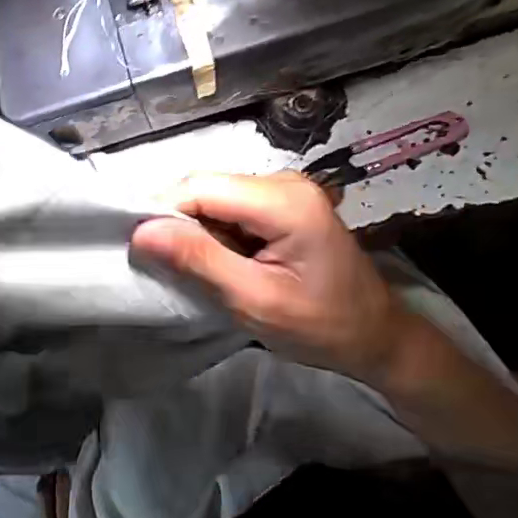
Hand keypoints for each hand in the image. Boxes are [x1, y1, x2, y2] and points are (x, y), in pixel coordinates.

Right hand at [131, 171, 411, 384]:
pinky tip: (220, 257)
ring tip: (194, 265)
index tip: (140, 246)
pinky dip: (214, 228)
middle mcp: (284, 180)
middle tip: (166, 262)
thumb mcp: (256, 301)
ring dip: (195, 226)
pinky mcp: (280, 199)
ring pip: (213, 194)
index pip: (202, 188)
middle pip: (206, 186)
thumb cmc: (322, 327)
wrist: (377, 337)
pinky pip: (228, 203)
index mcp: (285, 201)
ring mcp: (283, 187)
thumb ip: (199, 261)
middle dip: (179, 220)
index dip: (163, 210)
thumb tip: (141, 231)